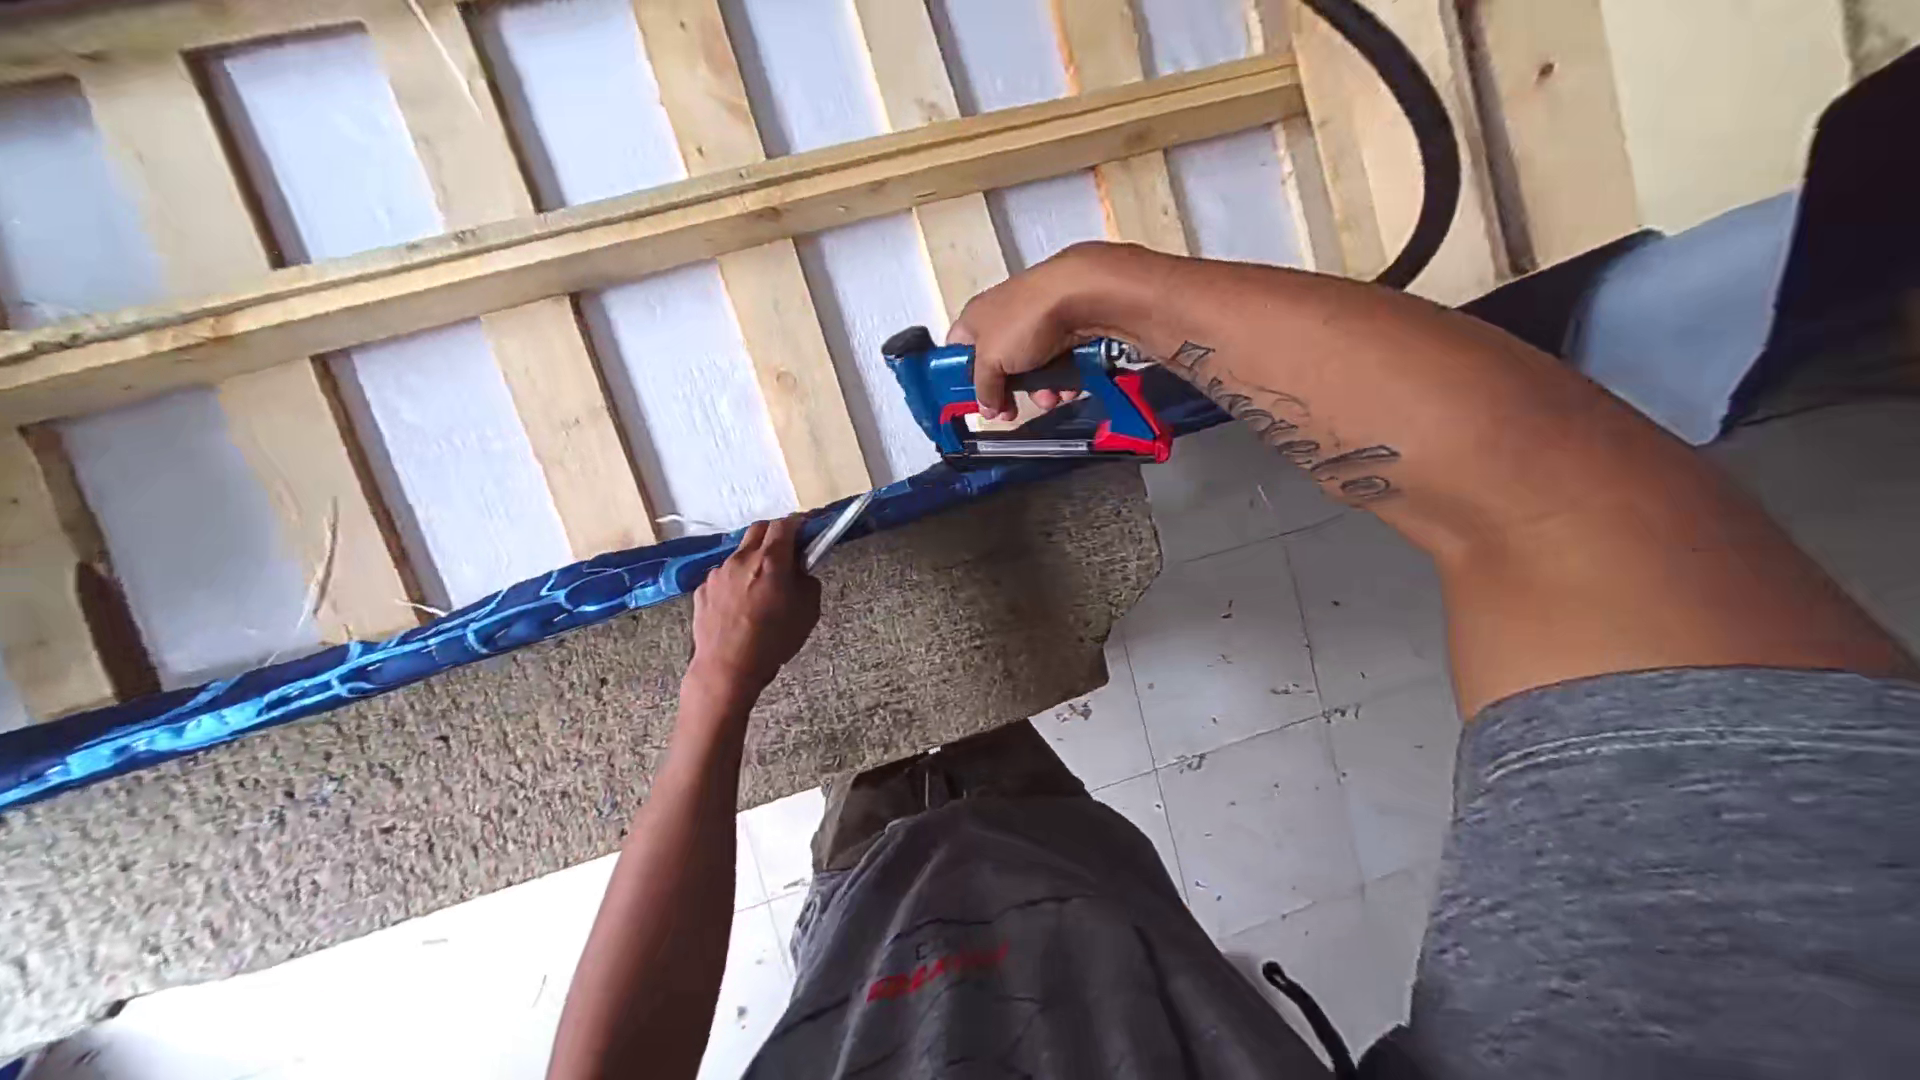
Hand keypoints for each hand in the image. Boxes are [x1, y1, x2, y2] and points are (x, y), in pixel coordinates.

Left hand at [686, 515, 821, 703]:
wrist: (727, 668)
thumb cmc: (773, 641)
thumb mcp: (808, 612)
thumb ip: (806, 581)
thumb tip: (799, 571)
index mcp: (771, 561)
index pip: (785, 524)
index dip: (799, 523)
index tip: (807, 530)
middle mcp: (741, 559)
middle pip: (759, 529)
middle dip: (775, 534)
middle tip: (787, 551)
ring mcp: (718, 573)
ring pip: (740, 554)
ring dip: (754, 560)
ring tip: (761, 587)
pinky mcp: (702, 590)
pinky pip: (724, 577)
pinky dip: (736, 581)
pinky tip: (740, 606)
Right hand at [948, 241, 1160, 420]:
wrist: (1079, 298)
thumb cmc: (1025, 319)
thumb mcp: (990, 361)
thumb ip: (983, 388)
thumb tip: (985, 407)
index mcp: (973, 321)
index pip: (956, 353)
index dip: (960, 378)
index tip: (970, 401)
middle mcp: (1000, 322)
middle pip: (996, 369)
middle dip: (1006, 395)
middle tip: (1009, 412)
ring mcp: (1032, 328)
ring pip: (1029, 373)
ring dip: (1038, 392)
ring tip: (1048, 398)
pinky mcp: (1060, 334)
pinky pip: (1054, 367)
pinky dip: (1060, 381)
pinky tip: (1066, 387)